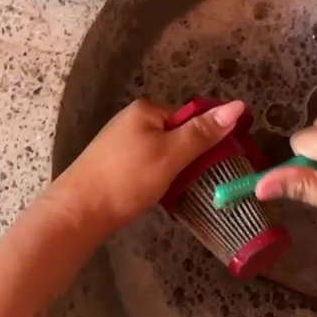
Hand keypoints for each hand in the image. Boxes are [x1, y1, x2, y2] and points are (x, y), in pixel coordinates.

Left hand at [47, 98, 246, 235]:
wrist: (79, 211)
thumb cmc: (127, 179)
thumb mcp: (170, 155)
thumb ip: (202, 133)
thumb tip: (237, 105)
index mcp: (145, 110)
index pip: (189, 117)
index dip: (206, 139)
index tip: (220, 164)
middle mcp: (132, 121)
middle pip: (176, 135)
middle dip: (190, 159)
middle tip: (200, 183)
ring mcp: (121, 143)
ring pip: (163, 154)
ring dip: (175, 172)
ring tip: (181, 193)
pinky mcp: (114, 165)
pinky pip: (148, 167)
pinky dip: (159, 181)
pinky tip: (161, 197)